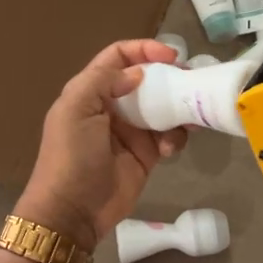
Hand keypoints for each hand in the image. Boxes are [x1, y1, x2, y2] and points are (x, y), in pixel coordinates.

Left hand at [15, 40, 188, 249]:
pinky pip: (169, 135)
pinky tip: (169, 148)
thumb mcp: (77, 109)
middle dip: (169, 76)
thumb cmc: (71, 156)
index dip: (144, 49)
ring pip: (162, 106)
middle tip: (191, 80)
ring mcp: (131, 130)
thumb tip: (138, 73)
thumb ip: (103, 81)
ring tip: (190, 115)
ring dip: (178, 107)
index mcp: (91, 90)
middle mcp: (112, 105)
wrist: (72, 212)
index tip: (171, 56)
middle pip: (146, 78)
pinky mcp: (147, 154)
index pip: (119, 57)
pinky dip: (175, 136)